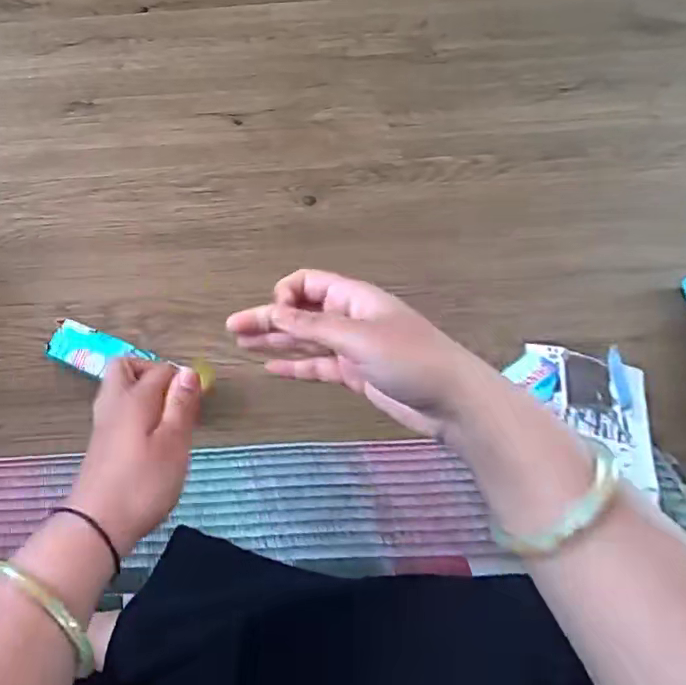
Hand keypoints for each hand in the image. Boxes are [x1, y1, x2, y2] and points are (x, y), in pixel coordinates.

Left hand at [63, 359, 202, 551]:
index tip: (197, 402)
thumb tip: (188, 371)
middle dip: (151, 373)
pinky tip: (150, 441)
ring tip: (166, 421)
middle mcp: (114, 403)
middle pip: (126, 367)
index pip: (160, 369)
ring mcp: (103, 424)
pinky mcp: (101, 444)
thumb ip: (181, 405)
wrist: (96, 525)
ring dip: (143, 395)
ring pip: (120, 390)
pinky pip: (118, 412)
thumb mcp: (173, 443)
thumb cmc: (143, 483)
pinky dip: (135, 414)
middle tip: (174, 398)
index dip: (182, 379)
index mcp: (134, 397)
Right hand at [225, 269, 503, 440]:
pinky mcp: (355, 373)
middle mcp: (348, 317)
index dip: (285, 294)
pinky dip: (294, 365)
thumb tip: (274, 311)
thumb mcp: (358, 339)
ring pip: (304, 339)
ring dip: (275, 341)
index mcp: (352, 298)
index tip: (273, 315)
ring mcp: (351, 346)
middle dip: (267, 318)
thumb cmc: (409, 359)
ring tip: (241, 344)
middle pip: (300, 312)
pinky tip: (270, 367)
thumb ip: (313, 327)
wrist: (453, 401)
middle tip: (233, 328)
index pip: (307, 283)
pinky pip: (316, 364)